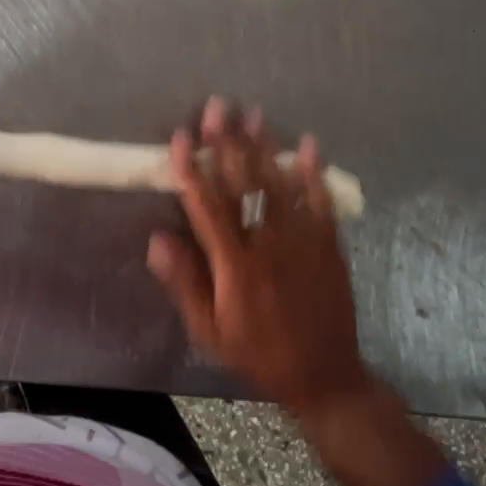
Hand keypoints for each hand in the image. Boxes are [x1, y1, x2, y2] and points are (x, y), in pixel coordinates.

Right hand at [147, 97, 368, 414]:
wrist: (325, 377)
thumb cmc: (257, 352)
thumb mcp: (209, 329)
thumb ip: (184, 282)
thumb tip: (156, 238)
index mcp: (234, 264)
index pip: (207, 205)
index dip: (192, 168)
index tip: (181, 137)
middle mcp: (267, 244)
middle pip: (243, 184)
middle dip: (227, 143)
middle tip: (218, 107)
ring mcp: (302, 242)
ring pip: (279, 185)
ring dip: (264, 147)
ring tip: (253, 114)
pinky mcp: (329, 246)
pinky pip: (321, 203)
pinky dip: (314, 173)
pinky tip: (308, 145)